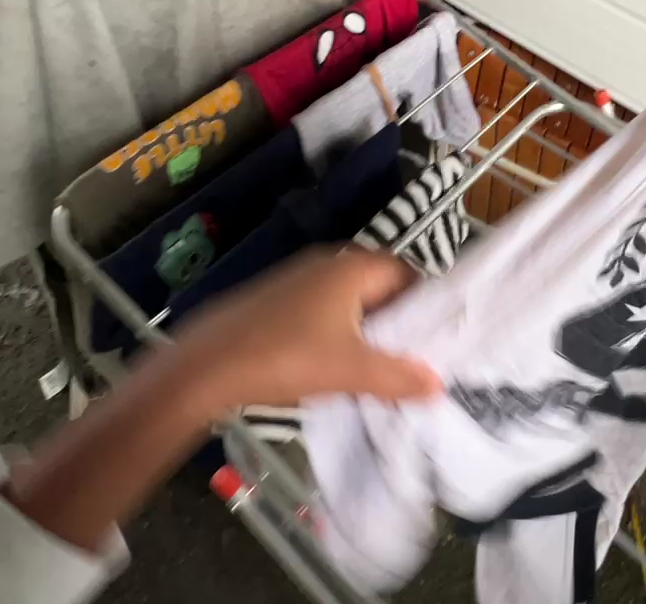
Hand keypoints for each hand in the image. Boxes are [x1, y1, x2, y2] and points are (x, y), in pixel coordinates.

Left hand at [165, 247, 440, 417]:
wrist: (207, 365)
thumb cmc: (286, 356)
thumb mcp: (349, 370)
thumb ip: (397, 376)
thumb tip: (437, 383)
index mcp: (352, 267)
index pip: (406, 272)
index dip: (424, 302)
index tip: (438, 336)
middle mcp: (329, 263)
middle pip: (379, 285)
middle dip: (397, 319)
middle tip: (414, 356)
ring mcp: (299, 279)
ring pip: (350, 300)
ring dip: (367, 329)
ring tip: (380, 366)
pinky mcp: (277, 300)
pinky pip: (324, 309)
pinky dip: (338, 331)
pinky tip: (336, 364)